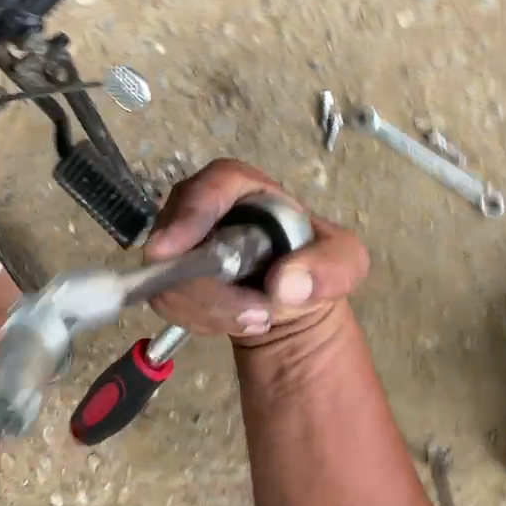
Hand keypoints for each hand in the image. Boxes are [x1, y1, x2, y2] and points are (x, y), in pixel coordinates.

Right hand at [144, 159, 367, 348]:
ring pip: (166, 271)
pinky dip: (194, 317)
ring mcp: (177, 237)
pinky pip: (162, 295)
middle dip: (206, 282)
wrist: (287, 298)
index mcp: (238, 186)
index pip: (209, 187)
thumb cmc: (312, 266)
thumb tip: (284, 283)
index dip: (189, 215)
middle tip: (253, 313)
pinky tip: (228, 320)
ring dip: (206, 307)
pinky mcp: (167, 270)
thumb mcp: (343, 262)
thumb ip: (329, 267)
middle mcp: (198, 203)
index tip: (172, 252)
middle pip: (176, 232)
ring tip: (253, 319)